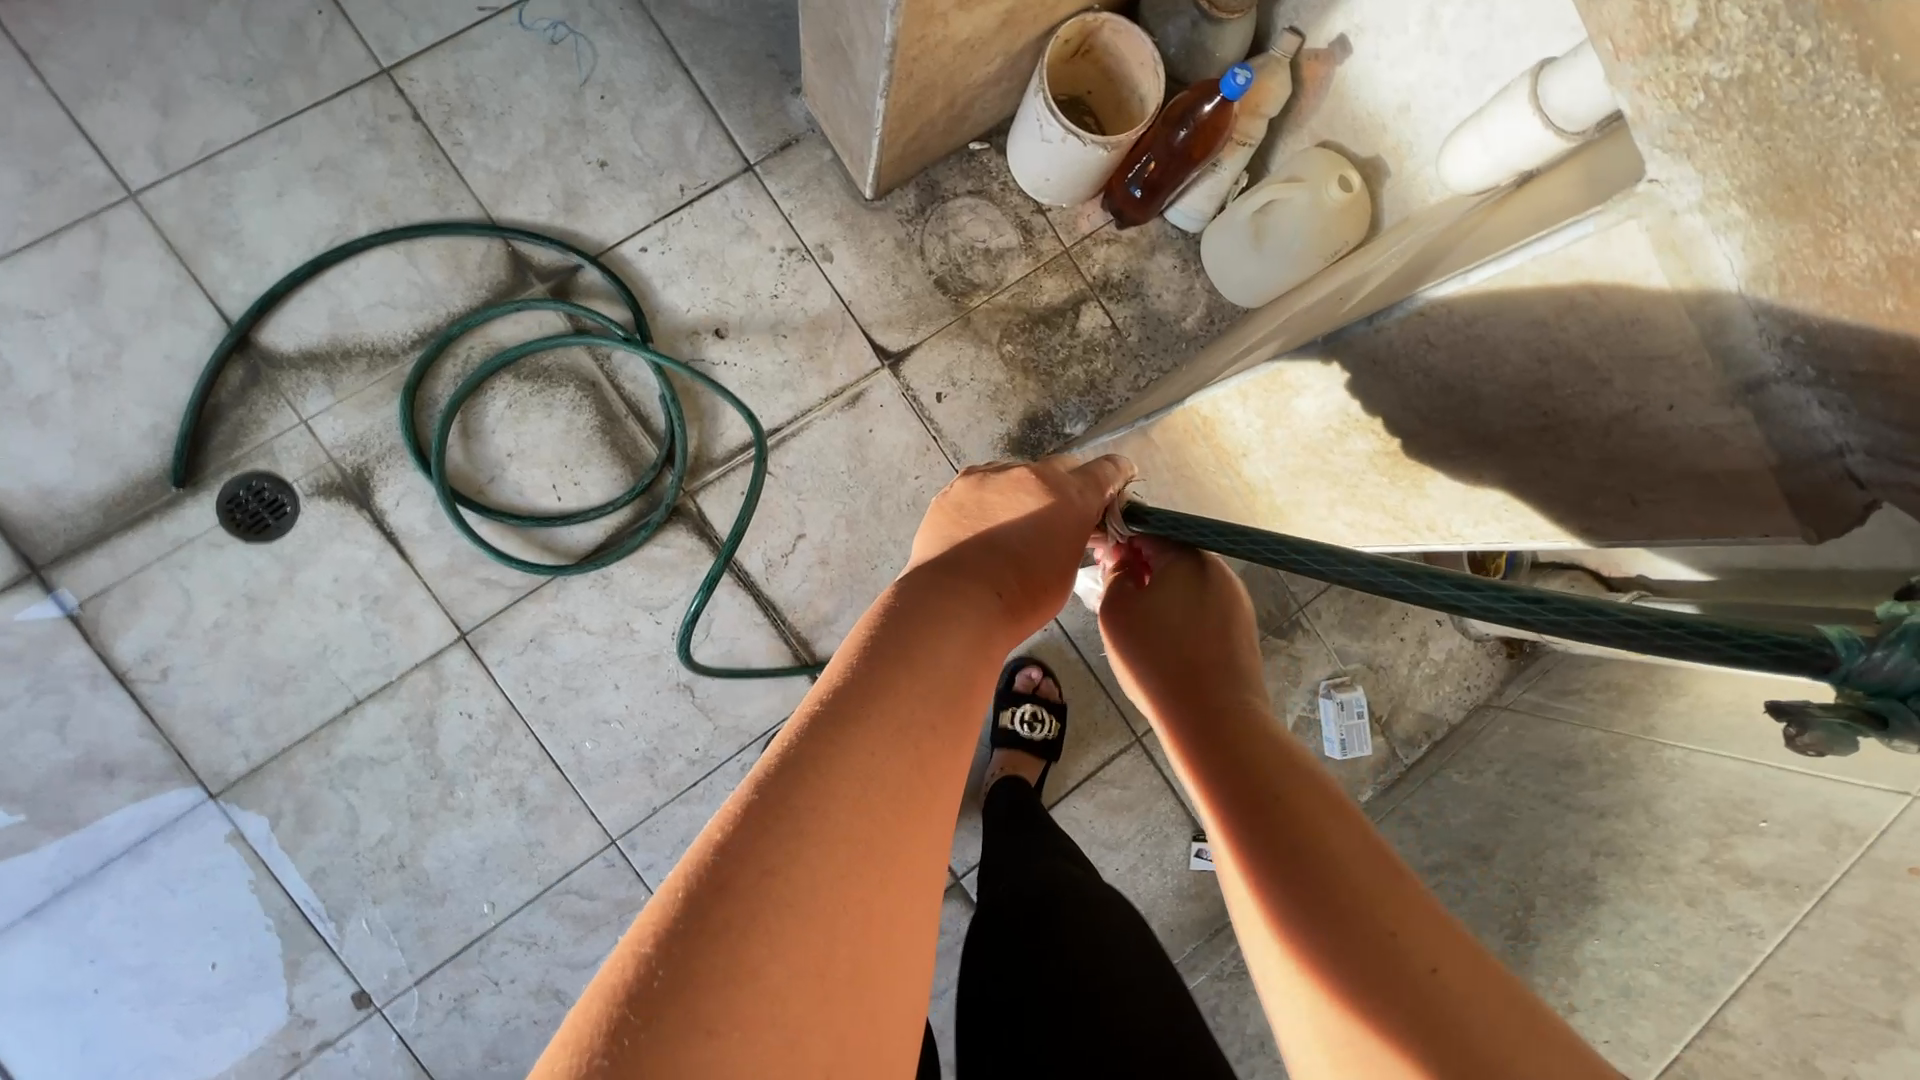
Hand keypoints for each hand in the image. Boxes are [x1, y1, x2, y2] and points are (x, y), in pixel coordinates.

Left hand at [902, 454, 1134, 643]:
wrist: (956, 601)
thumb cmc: (1021, 598)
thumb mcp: (1067, 570)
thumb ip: (1075, 536)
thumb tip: (1073, 527)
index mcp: (1070, 496)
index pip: (1107, 470)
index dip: (1115, 476)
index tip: (1117, 482)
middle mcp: (1032, 474)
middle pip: (1060, 467)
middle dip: (1066, 485)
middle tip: (1059, 513)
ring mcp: (990, 475)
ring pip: (1017, 473)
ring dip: (1022, 491)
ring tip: (1010, 523)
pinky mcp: (957, 485)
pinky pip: (982, 483)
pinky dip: (988, 499)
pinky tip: (980, 524)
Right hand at [1094, 535, 1267, 723]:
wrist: (1215, 718)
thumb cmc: (1155, 659)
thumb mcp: (1115, 612)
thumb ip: (1115, 576)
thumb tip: (1124, 563)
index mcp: (1187, 557)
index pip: (1147, 532)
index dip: (1120, 544)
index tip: (1102, 566)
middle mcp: (1218, 570)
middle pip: (1172, 557)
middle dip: (1143, 570)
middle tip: (1117, 597)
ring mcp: (1236, 599)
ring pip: (1189, 585)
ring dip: (1163, 594)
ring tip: (1141, 624)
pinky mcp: (1243, 628)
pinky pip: (1204, 609)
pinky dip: (1182, 615)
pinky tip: (1167, 643)